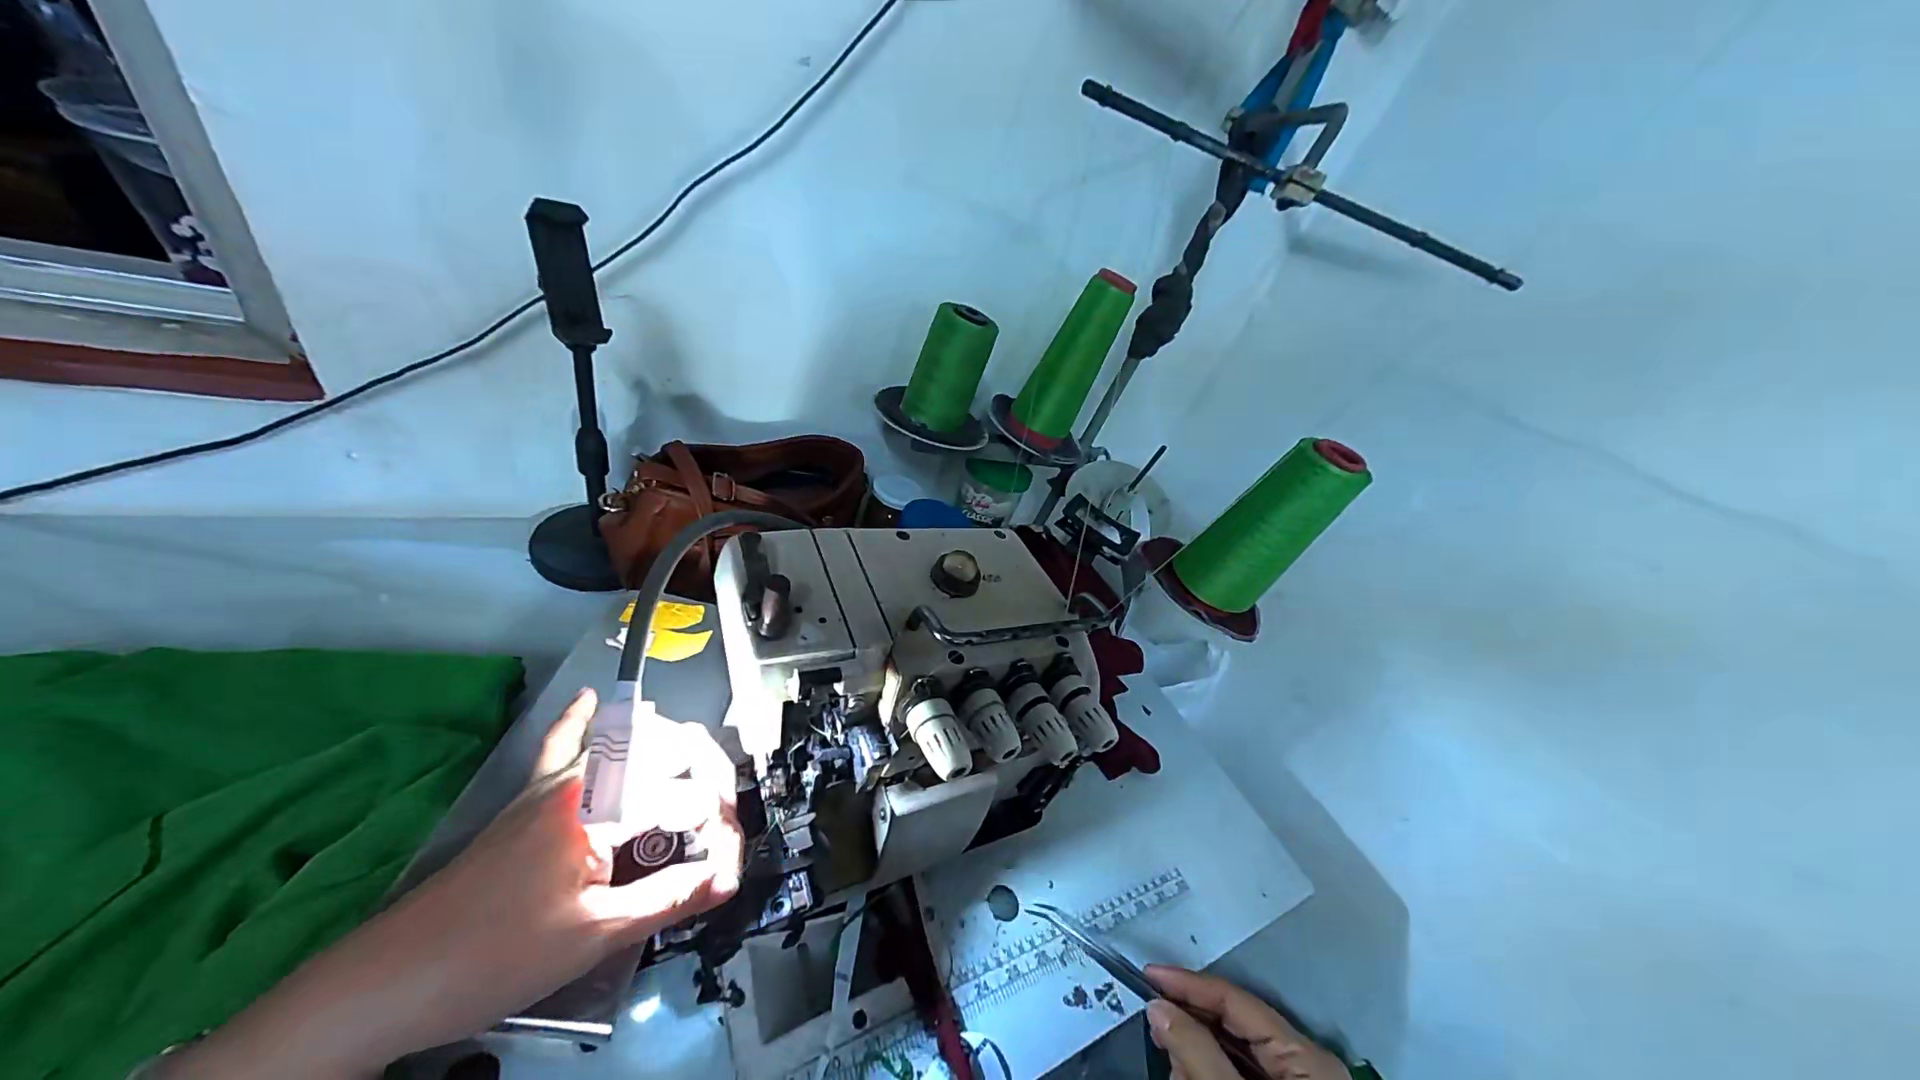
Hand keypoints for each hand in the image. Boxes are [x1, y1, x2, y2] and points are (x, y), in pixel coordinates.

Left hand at [162, 688, 743, 1078]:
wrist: (385, 983)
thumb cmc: (494, 957)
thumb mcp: (594, 934)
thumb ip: (667, 898)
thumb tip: (727, 879)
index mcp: (597, 805)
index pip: (683, 795)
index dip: (718, 825)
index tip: (727, 866)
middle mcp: (576, 780)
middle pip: (662, 751)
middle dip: (705, 780)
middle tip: (721, 825)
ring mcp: (546, 786)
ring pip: (620, 741)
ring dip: (666, 748)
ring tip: (699, 765)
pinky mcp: (525, 802)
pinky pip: (557, 746)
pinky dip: (578, 721)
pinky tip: (588, 699)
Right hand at [1144, 965, 1347, 1079]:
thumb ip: (1198, 1053)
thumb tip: (1158, 1007)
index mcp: (1305, 1056)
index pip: (1236, 1000)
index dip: (1189, 984)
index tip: (1148, 975)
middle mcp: (1303, 1064)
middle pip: (1233, 1023)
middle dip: (1190, 1023)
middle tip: (1154, 1026)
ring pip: (1232, 1050)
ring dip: (1197, 1054)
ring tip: (1176, 1067)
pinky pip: (1236, 1072)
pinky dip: (1208, 1072)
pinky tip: (1189, 1074)